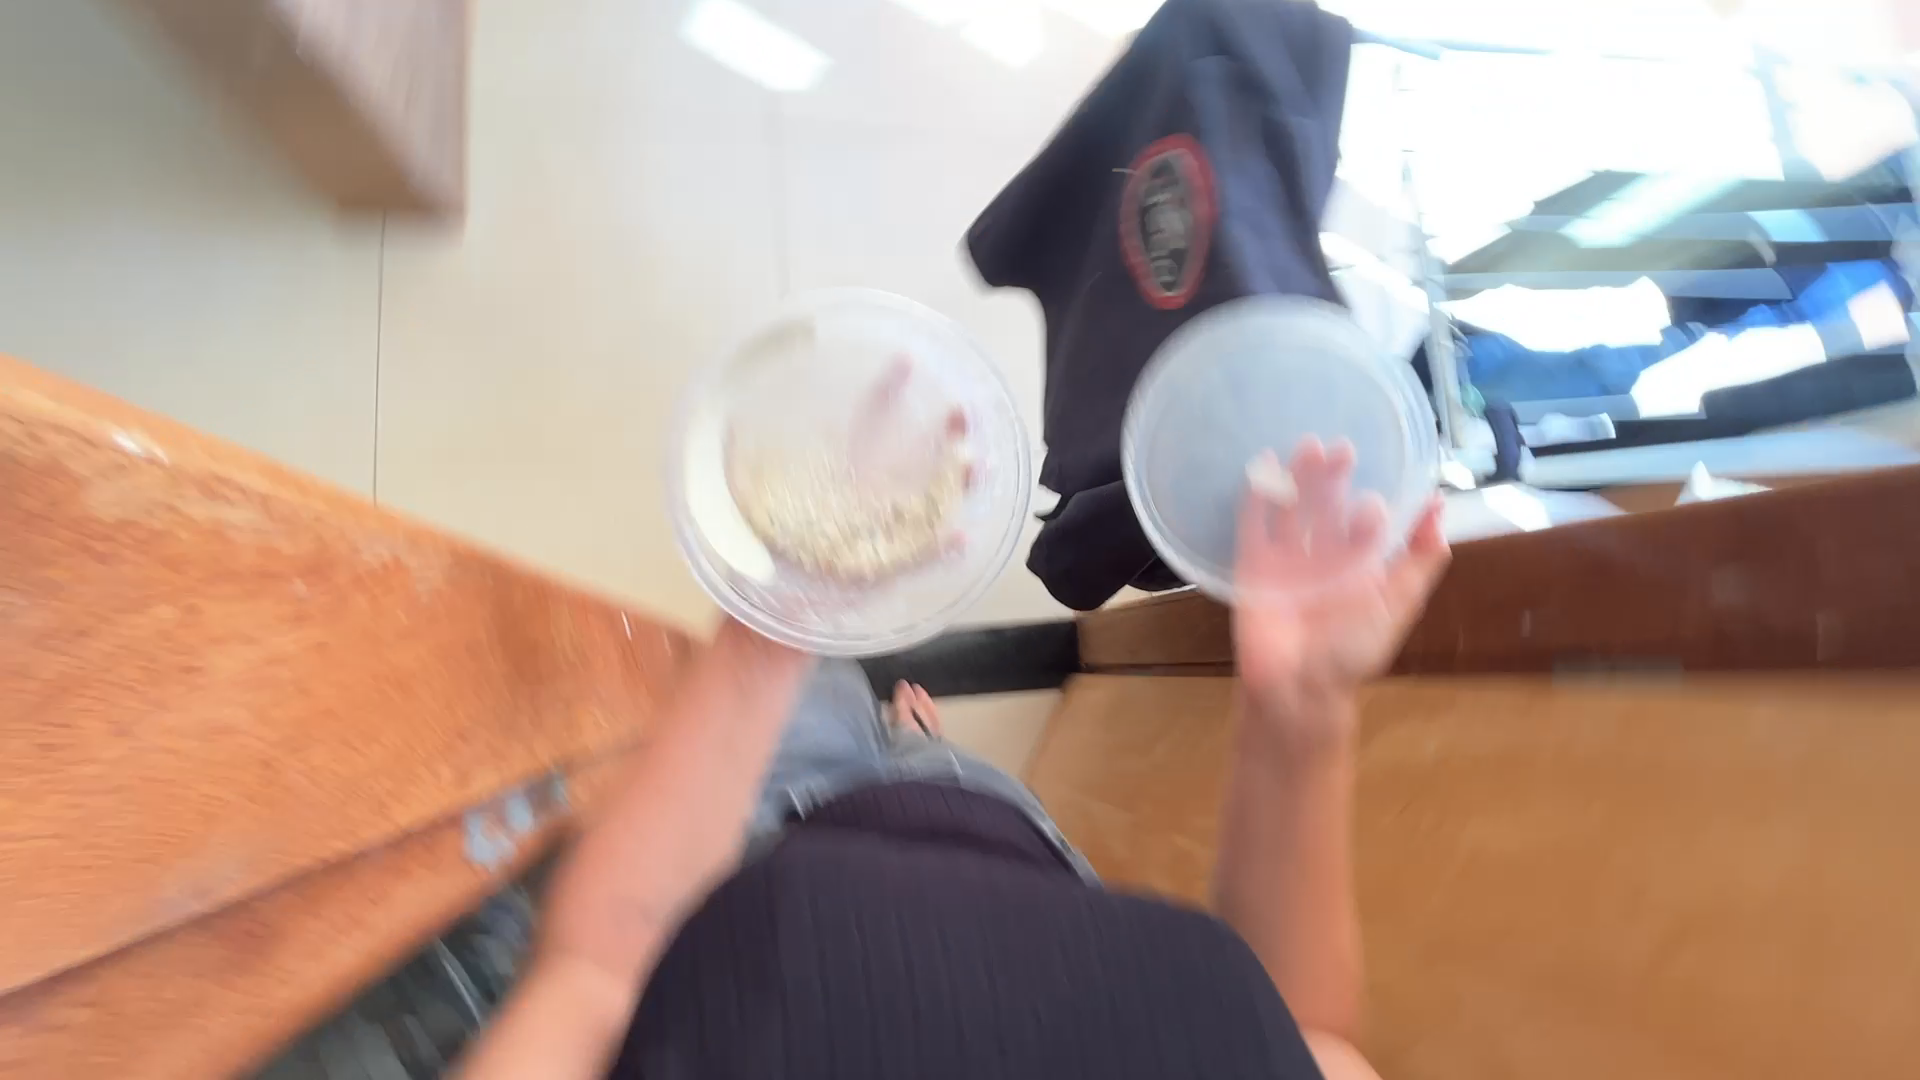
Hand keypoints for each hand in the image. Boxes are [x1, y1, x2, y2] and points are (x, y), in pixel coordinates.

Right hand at [1232, 438, 1448, 739]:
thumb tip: (1438, 507)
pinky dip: (1255, 497)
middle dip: (1332, 478)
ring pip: (1291, 509)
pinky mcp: (1251, 563)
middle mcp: (1321, 555)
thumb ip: (1419, 559)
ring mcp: (1284, 558)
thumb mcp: (1397, 603)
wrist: (1298, 683)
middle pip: (1325, 507)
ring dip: (1298, 479)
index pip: (1364, 520)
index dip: (1369, 496)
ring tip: (1308, 447)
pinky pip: (1252, 525)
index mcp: (1357, 564)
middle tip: (1341, 447)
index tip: (1381, 474)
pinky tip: (1262, 467)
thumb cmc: (1352, 648)